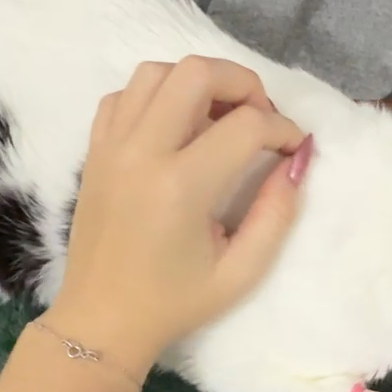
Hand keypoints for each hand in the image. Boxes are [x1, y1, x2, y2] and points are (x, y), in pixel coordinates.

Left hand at [43, 56, 312, 370]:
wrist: (103, 319)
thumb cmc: (176, 302)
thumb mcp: (241, 272)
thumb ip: (276, 213)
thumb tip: (296, 161)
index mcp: (182, 187)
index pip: (246, 126)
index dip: (284, 130)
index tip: (293, 149)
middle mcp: (143, 153)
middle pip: (197, 73)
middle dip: (244, 84)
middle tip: (260, 118)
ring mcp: (111, 146)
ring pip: (157, 71)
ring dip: (198, 83)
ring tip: (219, 117)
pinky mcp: (94, 150)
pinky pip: (125, 94)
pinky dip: (157, 95)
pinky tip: (176, 126)